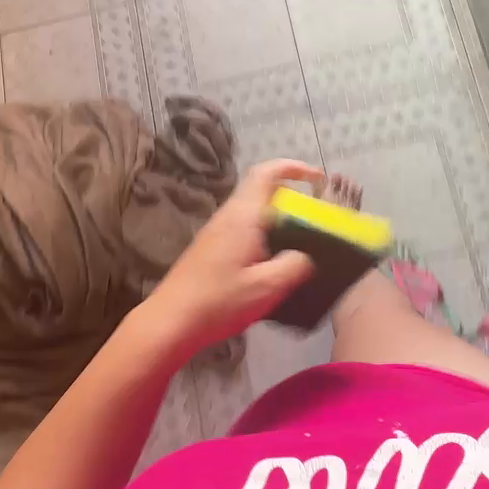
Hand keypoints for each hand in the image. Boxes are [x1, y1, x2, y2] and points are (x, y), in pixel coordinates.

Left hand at [139, 159, 322, 358]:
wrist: (171, 320)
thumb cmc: (219, 301)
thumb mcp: (267, 287)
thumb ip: (295, 265)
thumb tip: (307, 255)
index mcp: (243, 216)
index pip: (267, 173)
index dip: (294, 167)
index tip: (318, 178)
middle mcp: (229, 215)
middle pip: (262, 190)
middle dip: (292, 197)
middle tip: (316, 218)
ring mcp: (217, 231)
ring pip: (254, 211)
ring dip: (279, 218)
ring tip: (301, 242)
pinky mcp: (212, 247)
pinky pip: (245, 228)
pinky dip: (266, 234)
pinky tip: (274, 262)